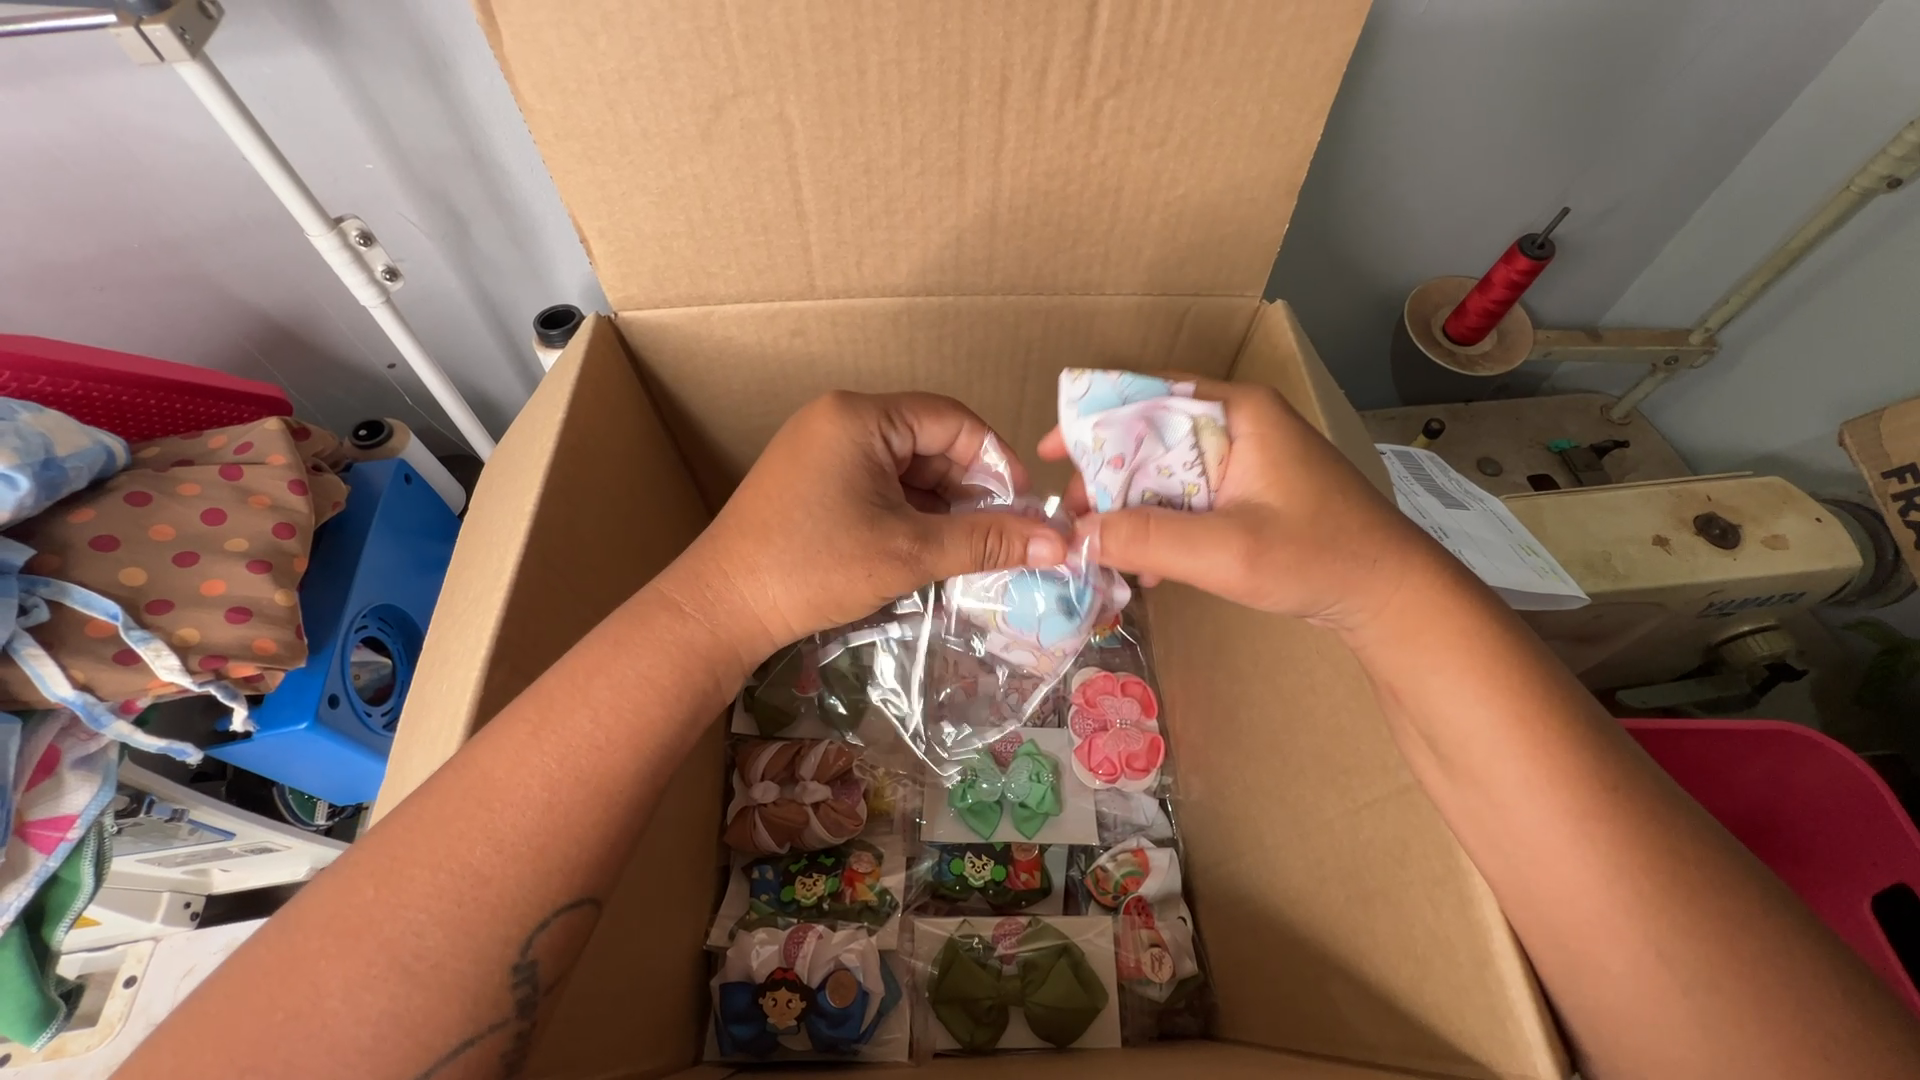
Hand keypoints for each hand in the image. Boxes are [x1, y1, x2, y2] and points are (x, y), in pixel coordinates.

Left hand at [663, 391, 1068, 672]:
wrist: (721, 609)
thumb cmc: (814, 569)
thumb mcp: (908, 553)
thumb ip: (985, 541)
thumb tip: (1058, 543)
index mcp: (861, 417)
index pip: (952, 420)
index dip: (996, 461)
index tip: (1024, 508)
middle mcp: (840, 419)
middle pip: (929, 442)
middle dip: (969, 488)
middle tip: (1002, 535)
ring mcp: (822, 449)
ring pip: (906, 468)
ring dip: (942, 505)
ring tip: (971, 548)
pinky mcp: (813, 480)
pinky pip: (878, 484)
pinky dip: (909, 513)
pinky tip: (930, 548)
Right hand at [1038, 376, 1442, 633]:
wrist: (1388, 593)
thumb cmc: (1317, 557)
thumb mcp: (1225, 550)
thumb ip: (1146, 539)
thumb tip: (1074, 535)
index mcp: (1235, 409)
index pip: (1143, 392)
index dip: (1089, 418)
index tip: (1048, 453)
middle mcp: (1235, 421)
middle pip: (1146, 433)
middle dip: (1105, 477)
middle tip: (1076, 520)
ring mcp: (1241, 456)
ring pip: (1161, 469)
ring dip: (1129, 507)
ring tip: (1106, 549)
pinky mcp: (1244, 489)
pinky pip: (1183, 496)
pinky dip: (1159, 524)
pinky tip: (1150, 567)